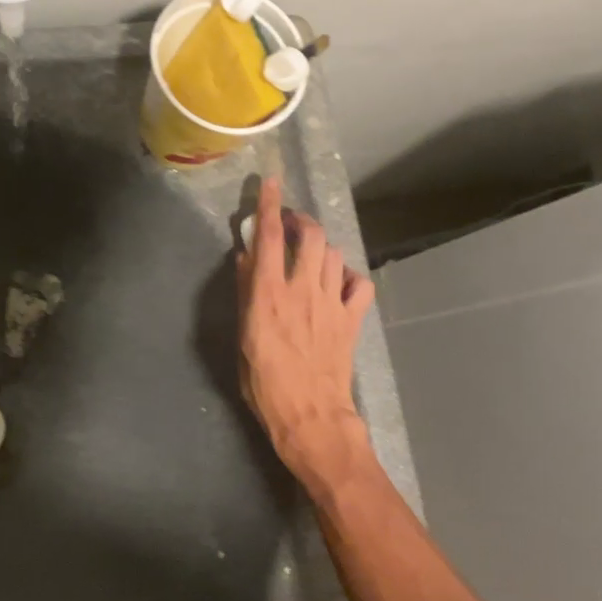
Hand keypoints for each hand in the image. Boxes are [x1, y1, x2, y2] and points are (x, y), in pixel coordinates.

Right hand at [237, 178, 378, 497]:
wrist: (311, 417)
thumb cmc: (265, 385)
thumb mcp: (243, 340)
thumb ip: (245, 295)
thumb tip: (246, 260)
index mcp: (268, 295)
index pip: (268, 237)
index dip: (268, 206)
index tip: (270, 183)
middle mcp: (302, 290)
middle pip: (310, 236)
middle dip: (301, 221)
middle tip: (289, 224)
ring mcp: (331, 303)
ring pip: (334, 255)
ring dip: (321, 248)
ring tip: (310, 255)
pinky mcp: (351, 319)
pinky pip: (358, 284)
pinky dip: (349, 277)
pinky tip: (338, 283)